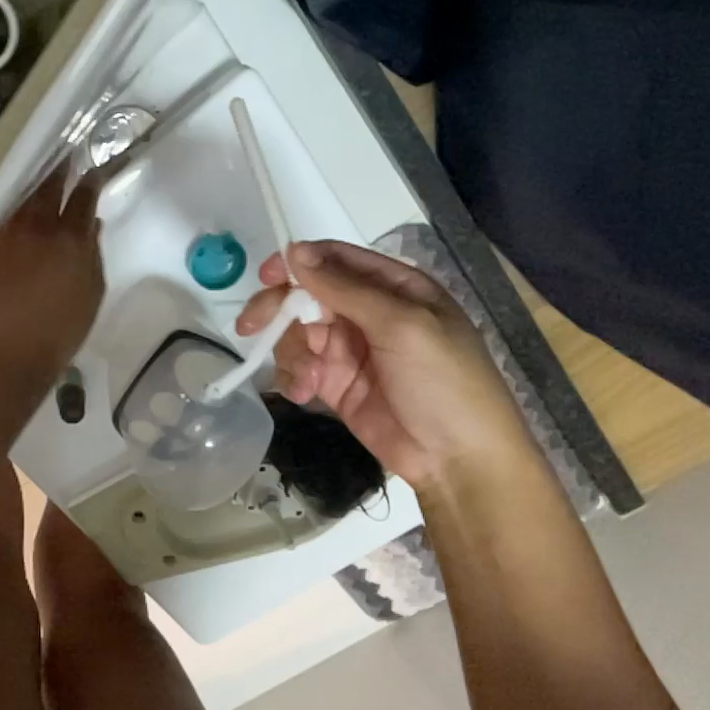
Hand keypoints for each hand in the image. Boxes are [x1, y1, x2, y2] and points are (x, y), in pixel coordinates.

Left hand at [0, 163, 104, 377]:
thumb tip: (91, 221)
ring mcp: (8, 234)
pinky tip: (14, 194)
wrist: (17, 349)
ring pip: (20, 194)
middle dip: (58, 166)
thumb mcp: (93, 288)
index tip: (95, 168)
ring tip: (38, 165)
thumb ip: (93, 250)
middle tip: (64, 151)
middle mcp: (37, 227)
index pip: (84, 195)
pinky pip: (0, 213)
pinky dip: (9, 200)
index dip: (92, 178)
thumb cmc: (65, 326)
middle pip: (48, 185)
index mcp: (70, 238)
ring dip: (31, 178)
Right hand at [236, 240, 534, 491]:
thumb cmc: (444, 381)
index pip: (335, 260)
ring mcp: (350, 350)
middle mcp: (368, 313)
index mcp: (394, 288)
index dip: (297, 264)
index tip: (266, 278)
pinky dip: (293, 378)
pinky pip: (298, 369)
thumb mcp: (401, 325)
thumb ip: (345, 288)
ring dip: (291, 353)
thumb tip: (294, 251)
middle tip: (252, 328)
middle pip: (306, 296)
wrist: (457, 458)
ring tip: (307, 380)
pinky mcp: (335, 385)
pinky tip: (305, 394)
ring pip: (297, 334)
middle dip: (278, 311)